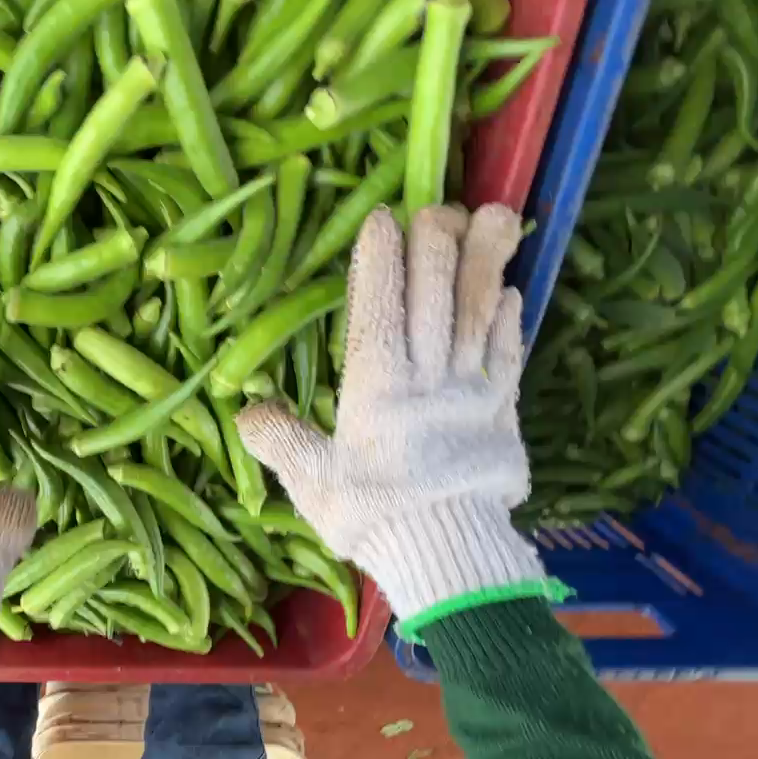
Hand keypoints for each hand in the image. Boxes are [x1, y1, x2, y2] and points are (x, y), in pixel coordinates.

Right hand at [237, 204, 560, 629]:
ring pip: (478, 315)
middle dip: (437, 246)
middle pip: (435, 299)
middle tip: (440, 204)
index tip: (385, 217)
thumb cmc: (371, 515)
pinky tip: (510, 292)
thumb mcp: (311, 483)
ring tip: (498, 214)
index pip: (378, 313)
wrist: (447, 554)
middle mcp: (427, 380)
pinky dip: (508, 320)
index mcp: (376, 391)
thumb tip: (247, 412)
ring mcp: (472, 393)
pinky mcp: (502, 413)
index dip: (381, 263)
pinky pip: (508, 355)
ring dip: (487, 262)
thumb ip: (280, 441)